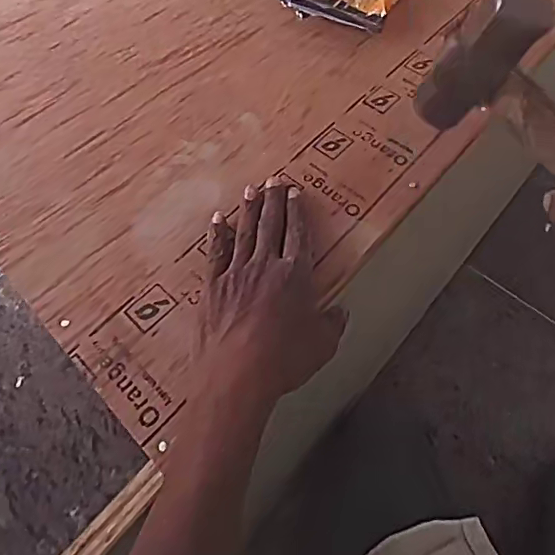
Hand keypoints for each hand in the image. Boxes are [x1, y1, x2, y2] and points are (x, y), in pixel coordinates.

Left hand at [200, 178, 345, 412]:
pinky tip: (218, 220)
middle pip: (271, 225)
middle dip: (274, 200)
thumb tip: (340, 312)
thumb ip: (332, 324)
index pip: (298, 234)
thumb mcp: (321, 345)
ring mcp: (237, 274)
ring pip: (245, 233)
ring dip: (249, 209)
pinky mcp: (214, 286)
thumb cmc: (283, 361)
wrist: (236, 374)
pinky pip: (216, 253)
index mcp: (295, 276)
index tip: (295, 193)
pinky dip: (218, 235)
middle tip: (275, 179)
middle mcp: (266, 267)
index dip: (297, 211)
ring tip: (251, 189)